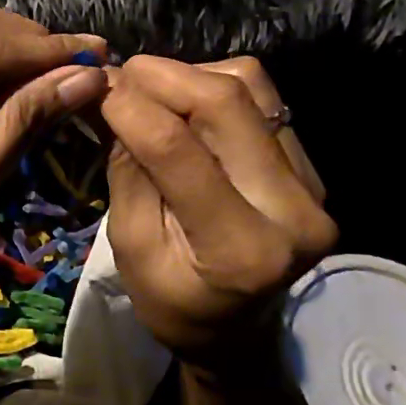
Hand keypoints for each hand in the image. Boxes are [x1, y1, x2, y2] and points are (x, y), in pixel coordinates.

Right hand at [100, 55, 334, 367]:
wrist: (238, 330)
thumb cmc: (173, 302)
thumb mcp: (131, 250)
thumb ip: (127, 173)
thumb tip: (114, 100)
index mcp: (242, 248)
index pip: (178, 151)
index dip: (130, 107)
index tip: (94, 85)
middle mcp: (293, 207)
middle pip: (226, 103)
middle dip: (161, 76)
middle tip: (120, 74)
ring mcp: (311, 181)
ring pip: (250, 86)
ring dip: (189, 74)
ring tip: (151, 90)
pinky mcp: (310, 163)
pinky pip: (263, 96)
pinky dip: (215, 84)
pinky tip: (186, 103)